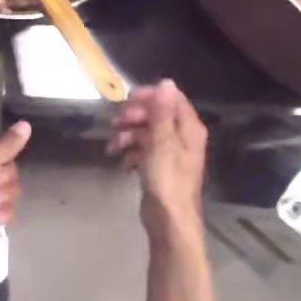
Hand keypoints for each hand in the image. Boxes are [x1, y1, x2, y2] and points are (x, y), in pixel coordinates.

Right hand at [108, 80, 206, 240]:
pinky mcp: (159, 168)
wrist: (169, 219)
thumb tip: (166, 81)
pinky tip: (122, 164)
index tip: (125, 100)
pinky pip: (143, 151)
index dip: (149, 96)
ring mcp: (171, 153)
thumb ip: (162, 112)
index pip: (171, 99)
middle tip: (114, 124)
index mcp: (188, 128)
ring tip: (112, 147)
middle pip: (156, 115)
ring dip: (127, 136)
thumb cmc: (167, 180)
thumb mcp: (160, 142)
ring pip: (146, 133)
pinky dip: (131, 153)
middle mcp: (182, 137)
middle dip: (133, 117)